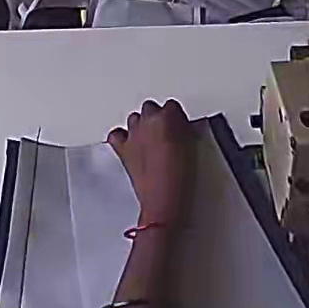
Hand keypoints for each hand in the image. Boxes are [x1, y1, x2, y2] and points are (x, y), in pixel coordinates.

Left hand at [107, 100, 192, 227]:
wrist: (163, 201)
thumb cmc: (179, 179)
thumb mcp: (191, 148)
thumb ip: (184, 131)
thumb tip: (182, 129)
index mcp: (167, 117)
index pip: (171, 106)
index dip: (176, 117)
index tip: (179, 125)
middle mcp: (147, 121)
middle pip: (150, 108)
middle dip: (157, 118)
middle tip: (166, 133)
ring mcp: (133, 134)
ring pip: (134, 118)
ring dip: (142, 126)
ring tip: (150, 140)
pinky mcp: (123, 149)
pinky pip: (116, 135)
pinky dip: (122, 137)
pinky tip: (130, 144)